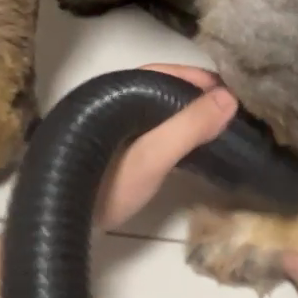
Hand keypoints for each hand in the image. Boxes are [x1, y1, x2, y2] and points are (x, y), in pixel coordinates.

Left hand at [95, 64, 237, 230]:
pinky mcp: (114, 146)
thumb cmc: (106, 187)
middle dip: (199, 98)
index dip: (202, 80)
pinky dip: (176, 131)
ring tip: (219, 129)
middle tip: (232, 114)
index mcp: (120, 91)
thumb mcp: (153, 157)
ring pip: (160, 109)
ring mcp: (114, 124)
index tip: (234, 95)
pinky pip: (153, 127)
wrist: (63, 226)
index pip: (169, 72)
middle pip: (166, 89)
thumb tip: (230, 97)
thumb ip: (189, 126)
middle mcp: (115, 99)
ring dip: (189, 115)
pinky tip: (192, 145)